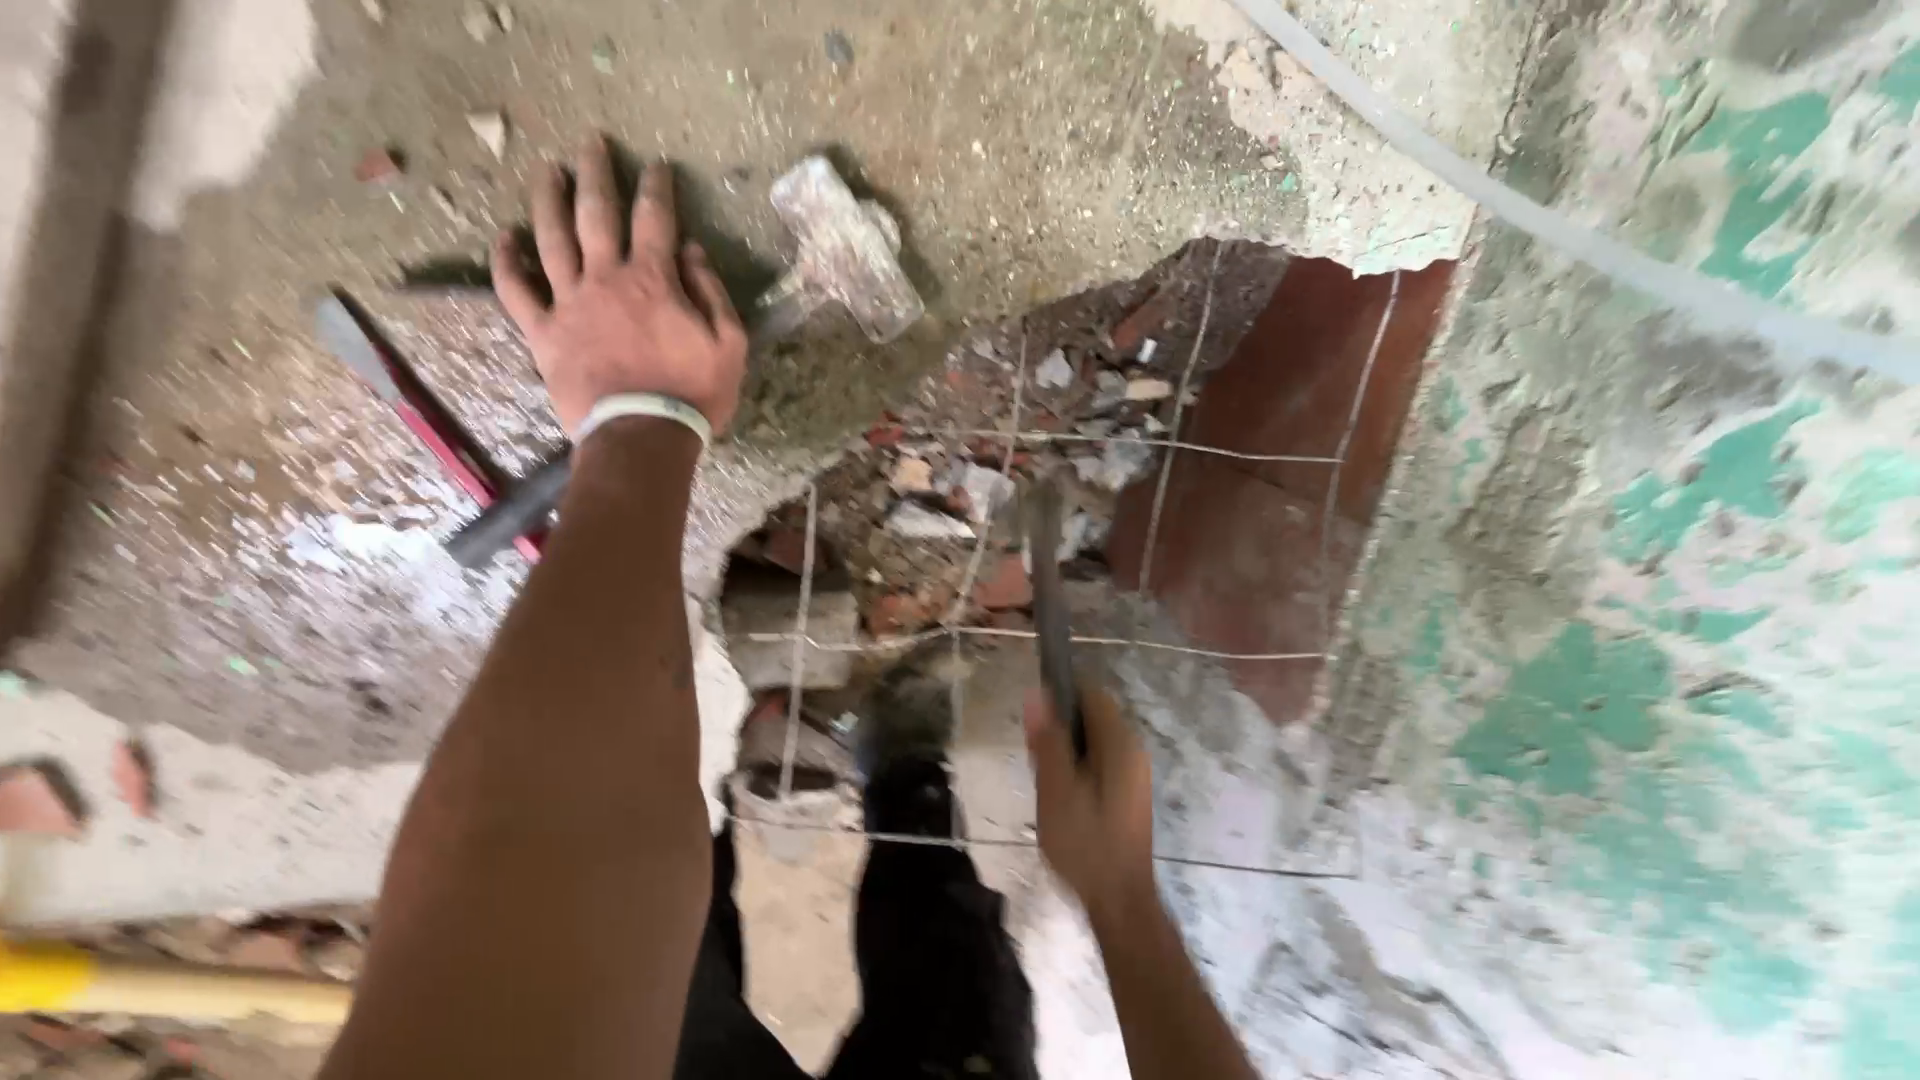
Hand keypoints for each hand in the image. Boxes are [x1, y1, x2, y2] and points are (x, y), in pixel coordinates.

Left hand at [493, 137, 747, 437]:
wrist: (642, 435)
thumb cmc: (693, 394)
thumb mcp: (729, 344)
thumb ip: (711, 293)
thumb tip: (692, 251)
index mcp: (654, 280)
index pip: (655, 218)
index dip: (657, 186)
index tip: (655, 164)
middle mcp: (606, 278)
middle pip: (596, 212)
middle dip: (596, 173)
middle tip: (591, 143)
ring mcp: (568, 303)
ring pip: (551, 238)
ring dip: (548, 199)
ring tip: (548, 171)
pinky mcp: (543, 333)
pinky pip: (516, 290)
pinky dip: (507, 262)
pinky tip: (505, 238)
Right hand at [1024, 680, 1157, 925]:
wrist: (1119, 900)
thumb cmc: (1084, 844)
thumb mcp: (1056, 790)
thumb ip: (1047, 741)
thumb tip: (1037, 693)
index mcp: (1120, 743)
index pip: (1090, 692)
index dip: (1059, 695)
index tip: (1034, 722)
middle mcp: (1134, 750)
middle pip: (1092, 715)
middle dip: (1060, 728)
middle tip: (1037, 762)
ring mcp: (1135, 773)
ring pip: (1094, 740)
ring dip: (1067, 751)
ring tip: (1047, 784)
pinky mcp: (1130, 792)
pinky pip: (1101, 762)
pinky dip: (1079, 768)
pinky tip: (1063, 799)